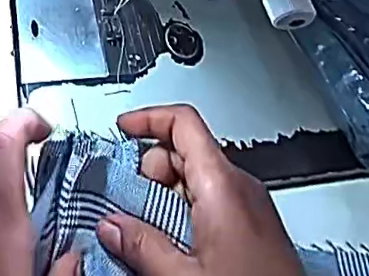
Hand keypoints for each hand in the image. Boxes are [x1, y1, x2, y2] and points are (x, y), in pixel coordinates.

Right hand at [96, 105, 303, 275]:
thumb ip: (143, 246)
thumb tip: (111, 226)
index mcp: (224, 184)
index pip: (182, 121)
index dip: (147, 118)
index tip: (122, 131)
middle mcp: (241, 188)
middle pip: (184, 151)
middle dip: (149, 171)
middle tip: (126, 202)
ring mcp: (253, 210)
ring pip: (197, 179)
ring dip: (165, 197)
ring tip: (147, 233)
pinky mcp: (258, 234)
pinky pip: (213, 204)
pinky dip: (185, 214)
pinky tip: (175, 250)